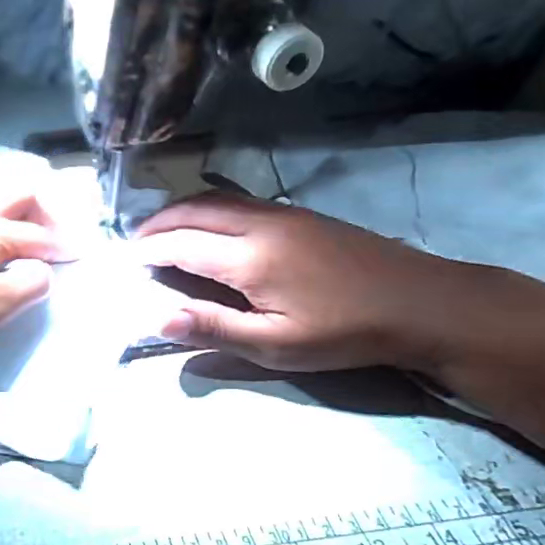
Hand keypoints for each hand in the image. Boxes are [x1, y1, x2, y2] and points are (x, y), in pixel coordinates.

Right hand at [127, 193, 498, 372]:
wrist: (422, 302)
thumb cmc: (343, 332)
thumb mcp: (276, 345)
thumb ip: (214, 328)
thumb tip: (156, 317)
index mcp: (250, 258)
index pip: (180, 245)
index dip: (147, 252)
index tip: (122, 261)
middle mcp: (261, 224)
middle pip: (194, 210)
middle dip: (157, 223)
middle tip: (133, 243)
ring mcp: (284, 214)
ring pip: (217, 199)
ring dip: (182, 211)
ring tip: (161, 231)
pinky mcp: (301, 214)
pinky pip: (239, 201)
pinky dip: (208, 208)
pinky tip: (208, 227)